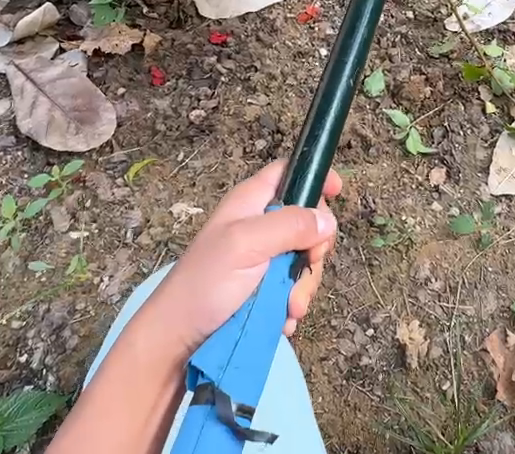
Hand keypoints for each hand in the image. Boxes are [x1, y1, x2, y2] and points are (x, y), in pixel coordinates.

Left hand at [132, 161, 341, 356]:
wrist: (176, 342)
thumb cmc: (206, 283)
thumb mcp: (247, 244)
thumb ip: (289, 226)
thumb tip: (328, 219)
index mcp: (252, 202)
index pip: (290, 172)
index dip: (314, 176)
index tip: (338, 193)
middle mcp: (260, 226)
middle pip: (307, 220)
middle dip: (314, 248)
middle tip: (307, 266)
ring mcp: (263, 259)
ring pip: (304, 259)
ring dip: (304, 285)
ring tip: (289, 309)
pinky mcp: (264, 289)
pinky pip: (294, 289)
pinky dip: (293, 304)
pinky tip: (282, 320)